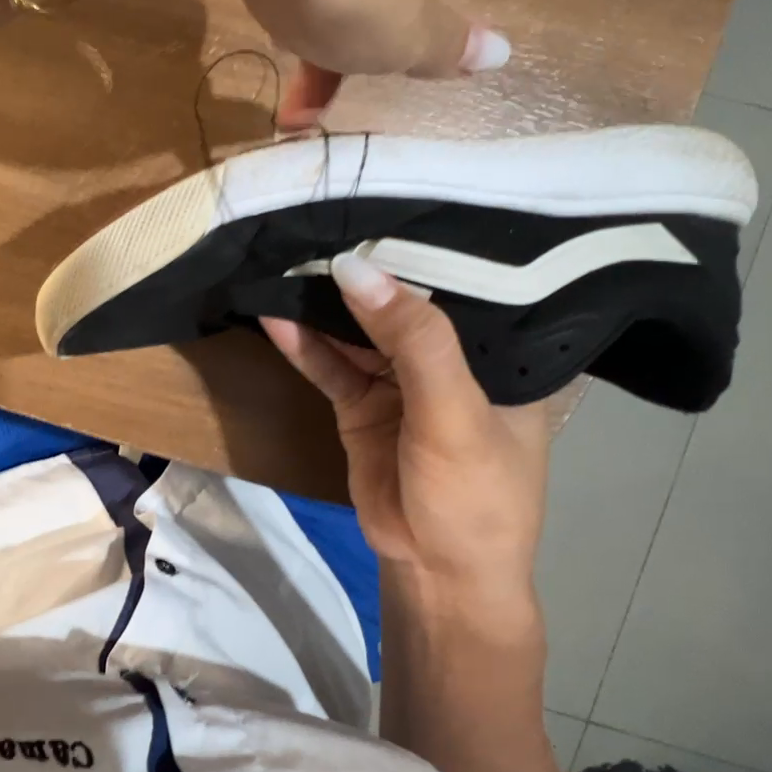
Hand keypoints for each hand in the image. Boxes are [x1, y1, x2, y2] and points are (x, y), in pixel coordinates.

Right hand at [262, 255, 548, 619]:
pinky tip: (273, 314)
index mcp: (497, 352)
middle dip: (358, 273)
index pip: (460, 284)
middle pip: (397, 304)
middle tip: (313, 222)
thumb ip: (412, 340)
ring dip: (321, 307)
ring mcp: (399, 382)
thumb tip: (354, 269)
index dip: (420, 247)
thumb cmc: (473, 495)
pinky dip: (303, 345)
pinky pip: (329, 366)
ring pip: (355, 332)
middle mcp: (448, 359)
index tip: (377, 199)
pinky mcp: (360, 405)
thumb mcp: (453, 414)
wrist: (436, 572)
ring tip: (282, 261)